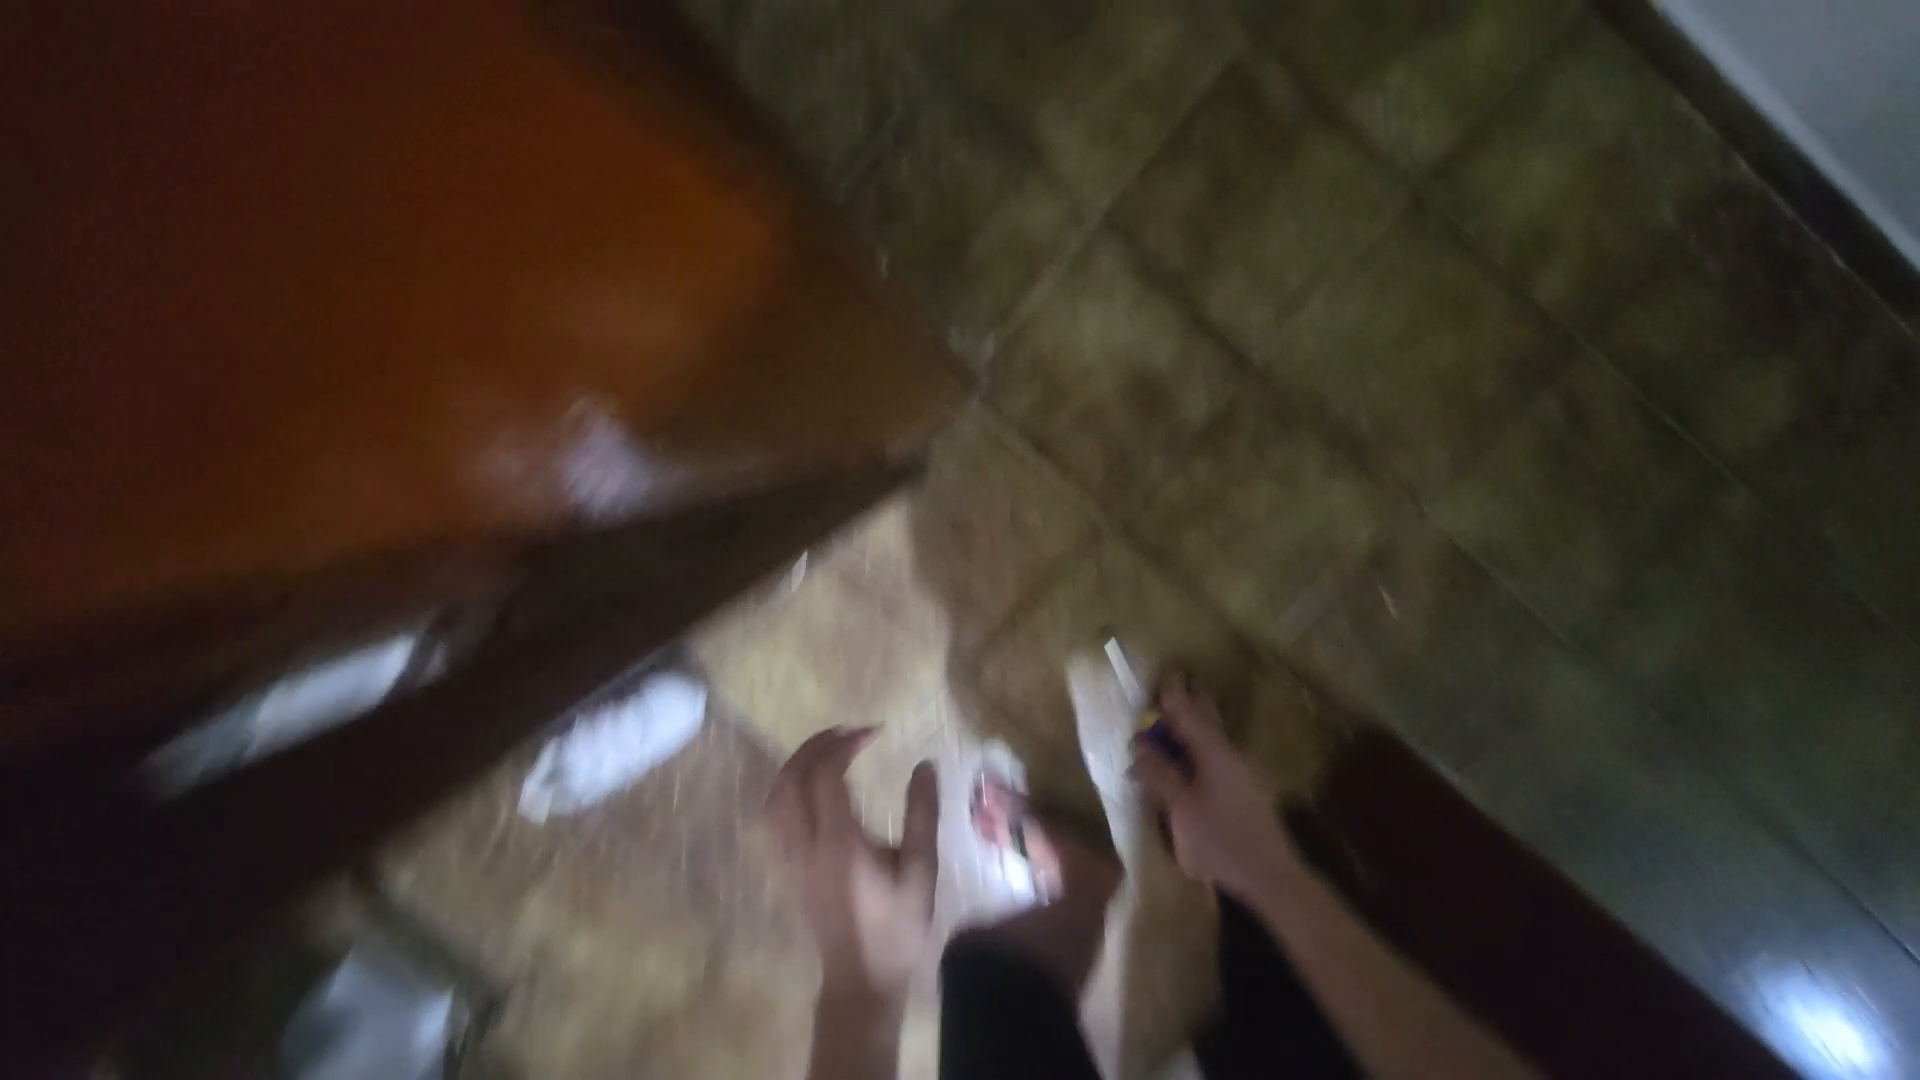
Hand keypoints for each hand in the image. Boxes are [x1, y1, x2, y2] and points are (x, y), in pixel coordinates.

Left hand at [766, 726, 939, 1005]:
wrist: (862, 981)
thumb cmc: (897, 928)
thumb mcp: (921, 870)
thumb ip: (922, 814)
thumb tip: (925, 765)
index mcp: (838, 842)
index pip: (826, 774)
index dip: (845, 744)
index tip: (874, 732)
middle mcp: (806, 844)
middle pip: (791, 778)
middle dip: (816, 745)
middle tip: (849, 732)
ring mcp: (791, 857)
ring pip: (775, 796)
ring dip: (797, 763)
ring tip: (828, 750)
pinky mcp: (789, 868)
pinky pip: (775, 814)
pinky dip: (789, 786)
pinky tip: (814, 786)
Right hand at [1130, 674, 1299, 902]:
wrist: (1270, 877)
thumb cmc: (1221, 840)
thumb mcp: (1181, 808)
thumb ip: (1160, 775)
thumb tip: (1140, 747)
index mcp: (1214, 753)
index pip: (1189, 714)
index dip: (1174, 696)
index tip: (1166, 674)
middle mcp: (1230, 756)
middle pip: (1207, 721)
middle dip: (1191, 703)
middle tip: (1180, 684)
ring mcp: (1241, 775)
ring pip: (1212, 741)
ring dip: (1193, 729)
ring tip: (1176, 721)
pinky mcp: (1244, 794)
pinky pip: (1215, 760)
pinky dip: (1197, 752)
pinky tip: (1188, 763)